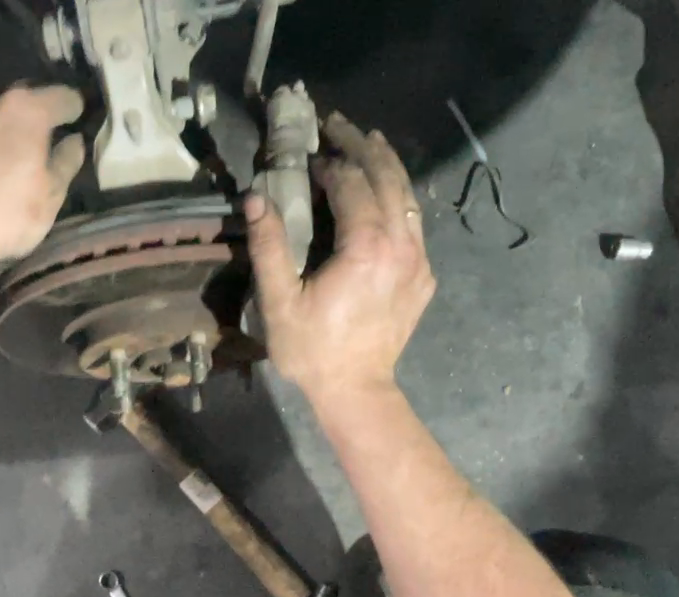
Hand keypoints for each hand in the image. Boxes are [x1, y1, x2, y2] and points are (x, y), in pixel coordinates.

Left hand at [0, 85, 86, 297]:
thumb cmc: (10, 216)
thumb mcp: (52, 195)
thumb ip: (67, 161)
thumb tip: (73, 142)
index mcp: (27, 110)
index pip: (62, 96)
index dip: (76, 109)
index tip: (80, 120)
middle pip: (24, 97)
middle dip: (39, 112)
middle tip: (49, 133)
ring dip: (7, 123)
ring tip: (15, 145)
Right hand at [246, 113, 436, 402]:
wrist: (356, 390)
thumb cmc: (312, 350)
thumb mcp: (280, 302)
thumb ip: (269, 246)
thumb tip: (255, 198)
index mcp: (365, 246)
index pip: (351, 184)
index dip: (331, 166)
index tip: (312, 158)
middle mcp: (400, 244)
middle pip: (387, 178)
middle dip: (363, 147)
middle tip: (340, 126)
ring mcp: (418, 260)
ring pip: (409, 196)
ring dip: (387, 165)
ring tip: (369, 142)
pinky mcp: (423, 276)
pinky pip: (416, 224)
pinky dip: (400, 199)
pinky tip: (385, 195)